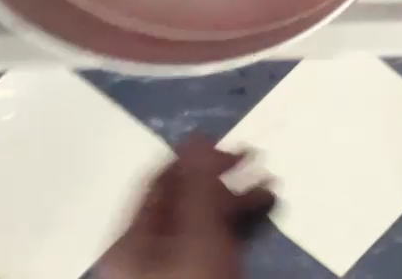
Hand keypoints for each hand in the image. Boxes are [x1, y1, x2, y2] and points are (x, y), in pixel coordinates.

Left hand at [98, 139, 275, 278]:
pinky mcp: (191, 276)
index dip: (196, 157)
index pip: (159, 179)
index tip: (237, 147)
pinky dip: (237, 219)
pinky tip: (262, 213)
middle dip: (223, 175)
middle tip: (259, 161)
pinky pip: (211, 237)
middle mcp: (143, 250)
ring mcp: (166, 267)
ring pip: (201, 216)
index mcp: (131, 239)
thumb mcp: (198, 232)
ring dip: (236, 195)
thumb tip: (196, 136)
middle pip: (182, 197)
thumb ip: (197, 184)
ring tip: (270, 188)